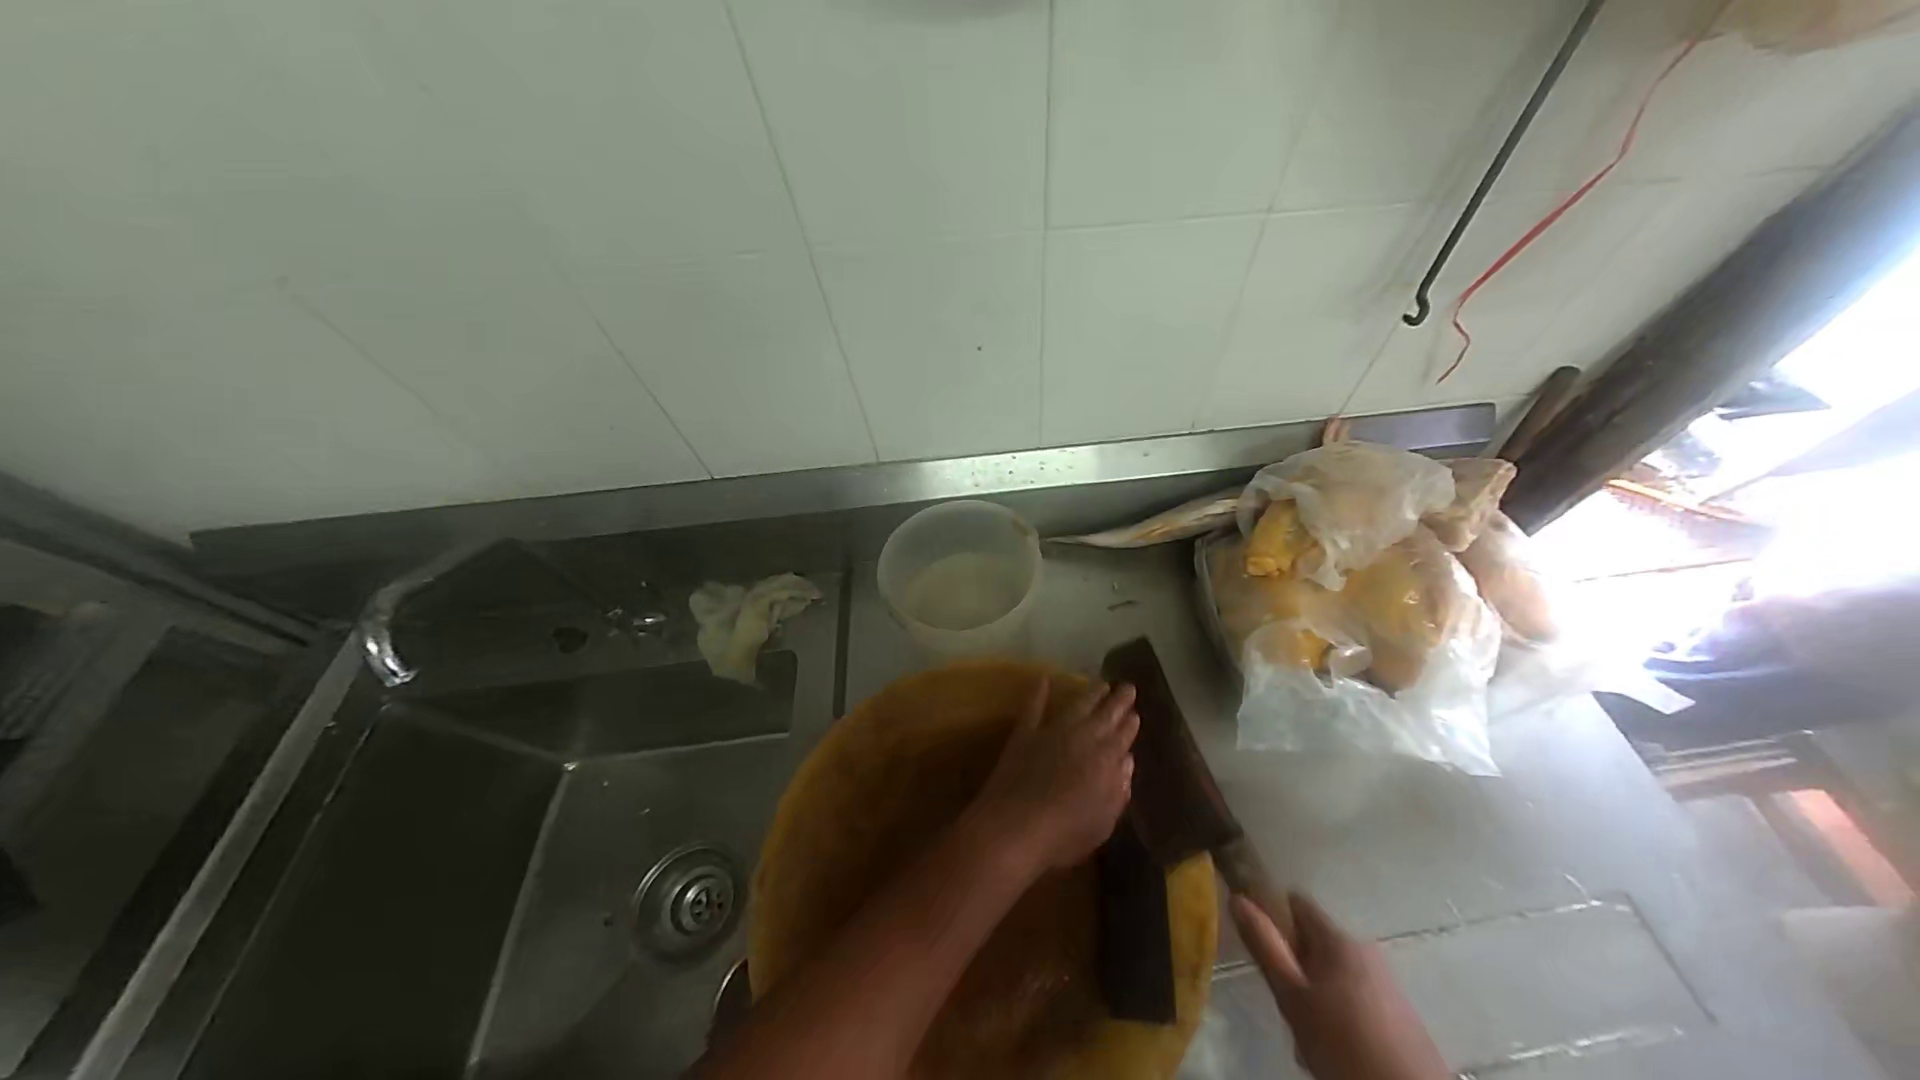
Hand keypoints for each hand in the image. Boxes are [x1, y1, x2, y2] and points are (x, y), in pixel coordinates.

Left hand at [966, 679, 1138, 872]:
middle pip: (1105, 715)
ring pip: (1077, 706)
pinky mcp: (1024, 734)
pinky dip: (1038, 692)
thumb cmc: (1064, 836)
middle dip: (1118, 701)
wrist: (1014, 827)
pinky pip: (1033, 707)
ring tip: (1101, 683)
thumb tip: (1127, 763)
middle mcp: (1083, 739)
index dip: (1130, 724)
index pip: (1123, 736)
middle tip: (1127, 686)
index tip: (1135, 713)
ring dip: (1090, 693)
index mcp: (1106, 761)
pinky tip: (1043, 679)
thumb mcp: (1103, 823)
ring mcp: (1052, 732)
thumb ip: (1118, 792)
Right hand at [1231, 892, 1448, 1079]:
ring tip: (1307, 1036)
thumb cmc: (1343, 1046)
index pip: (1296, 903)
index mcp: (1338, 941)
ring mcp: (1386, 983)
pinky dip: (1338, 1015)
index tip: (1260, 948)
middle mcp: (1364, 951)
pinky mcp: (1401, 1015)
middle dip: (1293, 969)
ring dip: (1313, 996)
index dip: (1273, 916)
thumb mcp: (1292, 998)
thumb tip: (1238, 898)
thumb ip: (1265, 947)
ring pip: (1332, 975)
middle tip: (1284, 1005)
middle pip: (1313, 944)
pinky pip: (1355, 999)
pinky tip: (1335, 1049)